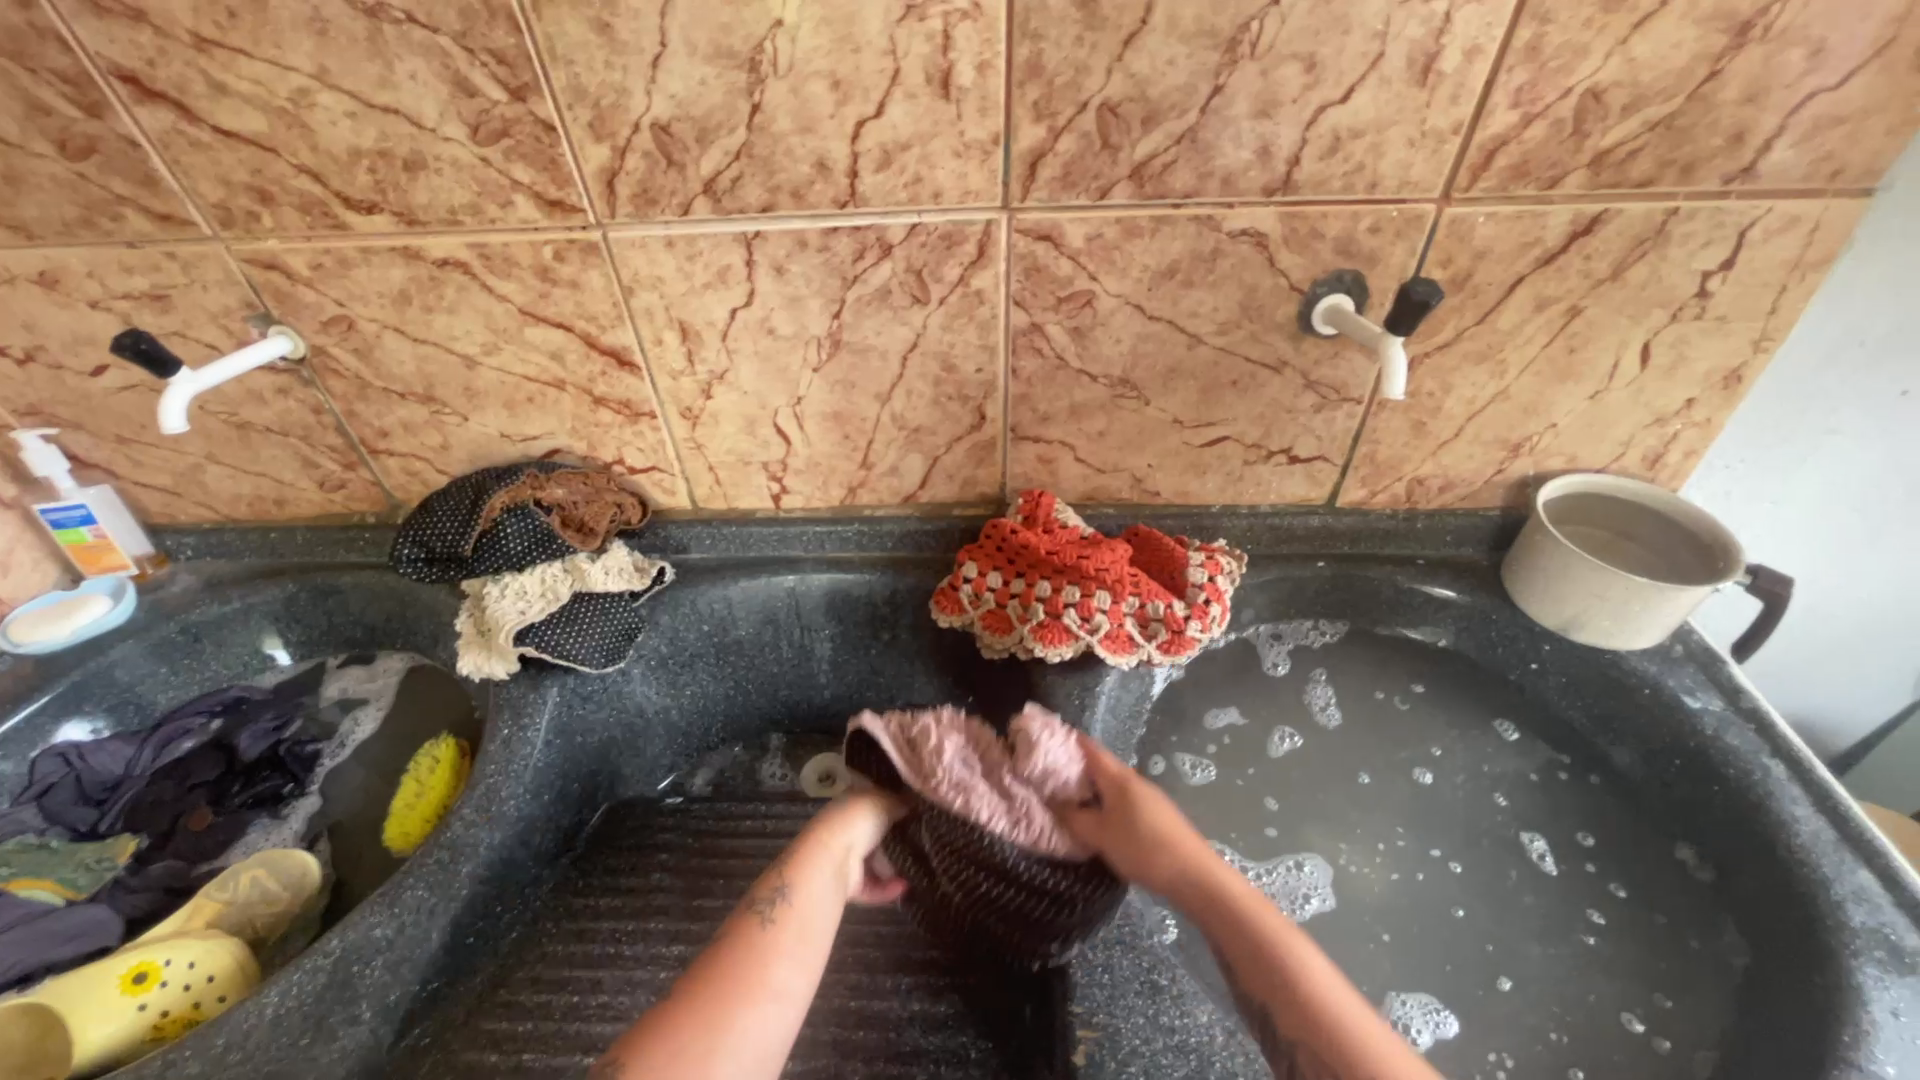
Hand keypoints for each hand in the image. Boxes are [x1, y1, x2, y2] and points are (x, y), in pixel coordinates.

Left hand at [805, 790, 908, 905]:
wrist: (833, 858)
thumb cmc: (858, 820)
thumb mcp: (885, 802)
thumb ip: (901, 802)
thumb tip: (914, 802)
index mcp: (851, 803)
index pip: (873, 801)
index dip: (893, 805)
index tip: (915, 812)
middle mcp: (846, 829)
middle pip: (875, 834)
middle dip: (896, 839)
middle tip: (922, 841)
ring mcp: (845, 858)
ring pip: (874, 863)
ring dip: (894, 867)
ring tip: (917, 867)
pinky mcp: (848, 884)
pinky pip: (873, 886)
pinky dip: (888, 888)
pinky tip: (905, 886)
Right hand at [1051, 733, 1216, 899]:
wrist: (1193, 874)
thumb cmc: (1141, 847)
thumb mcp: (1099, 835)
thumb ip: (1073, 816)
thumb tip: (1053, 800)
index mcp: (1118, 777)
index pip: (1089, 747)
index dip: (1067, 740)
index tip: (1045, 742)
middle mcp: (1134, 779)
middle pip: (1101, 765)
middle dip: (1075, 768)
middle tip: (1049, 778)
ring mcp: (1149, 796)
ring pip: (1113, 785)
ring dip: (1092, 789)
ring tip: (1070, 801)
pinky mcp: (1158, 814)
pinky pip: (1124, 800)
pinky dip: (1107, 803)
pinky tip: (1100, 821)